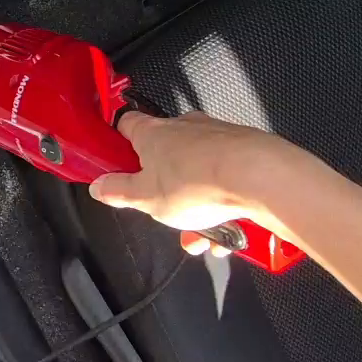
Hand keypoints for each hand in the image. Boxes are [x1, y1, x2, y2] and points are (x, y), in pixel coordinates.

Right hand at [89, 112, 303, 252]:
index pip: (126, 124)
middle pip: (164, 153)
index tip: (118, 164)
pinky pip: (226, 175)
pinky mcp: (249, 148)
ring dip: (196, 202)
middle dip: (163, 186)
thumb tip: (97, 186)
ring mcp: (219, 135)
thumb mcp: (145, 198)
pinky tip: (229, 231)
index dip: (119, 142)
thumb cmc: (195, 184)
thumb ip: (118, 191)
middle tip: (165, 212)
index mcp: (152, 132)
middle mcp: (184, 126)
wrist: (264, 178)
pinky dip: (223, 200)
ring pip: (198, 170)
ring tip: (204, 236)